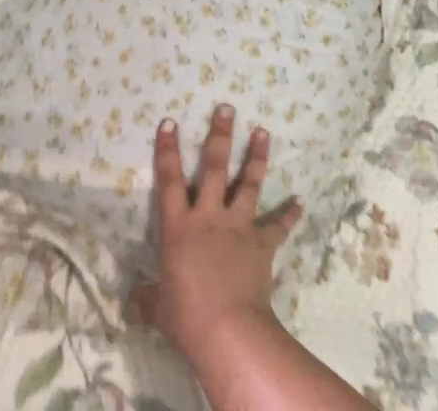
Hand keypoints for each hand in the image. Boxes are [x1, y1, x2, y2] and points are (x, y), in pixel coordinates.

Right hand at [133, 105, 302, 356]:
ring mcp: (238, 227)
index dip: (168, 151)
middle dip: (220, 135)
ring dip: (256, 156)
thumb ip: (148, 296)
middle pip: (213, 167)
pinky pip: (278, 226)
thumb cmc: (186, 317)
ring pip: (248, 183)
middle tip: (227, 108)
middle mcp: (208, 218)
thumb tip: (138, 297)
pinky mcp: (262, 244)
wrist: (228, 330)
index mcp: (178, 229)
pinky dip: (289, 214)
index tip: (171, 122)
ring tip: (263, 131)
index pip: (168, 181)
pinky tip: (299, 202)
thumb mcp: (158, 308)